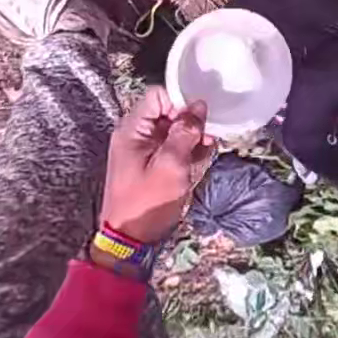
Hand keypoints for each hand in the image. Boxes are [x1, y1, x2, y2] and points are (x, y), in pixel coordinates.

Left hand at [97, 88, 214, 258]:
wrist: (130, 241)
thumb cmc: (148, 201)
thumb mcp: (171, 164)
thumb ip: (185, 132)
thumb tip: (198, 106)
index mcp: (133, 130)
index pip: (158, 95)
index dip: (180, 101)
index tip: (198, 118)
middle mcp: (136, 135)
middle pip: (167, 110)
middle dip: (190, 120)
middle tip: (207, 136)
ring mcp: (143, 149)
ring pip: (172, 128)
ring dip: (192, 136)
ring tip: (207, 148)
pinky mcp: (151, 164)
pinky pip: (172, 146)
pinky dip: (186, 149)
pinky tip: (200, 159)